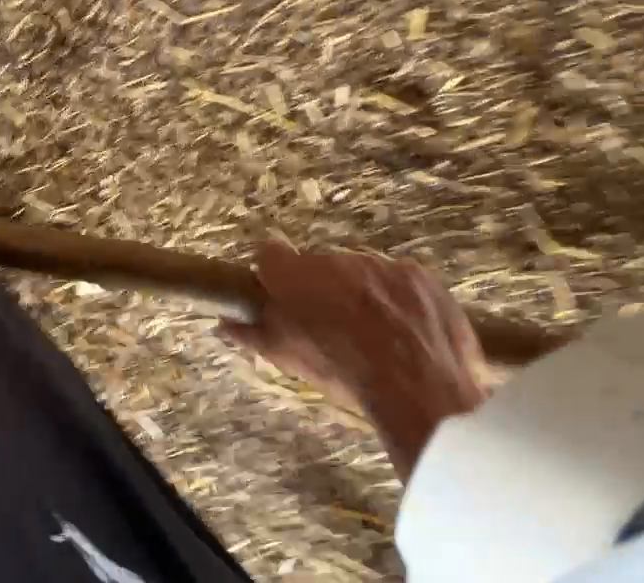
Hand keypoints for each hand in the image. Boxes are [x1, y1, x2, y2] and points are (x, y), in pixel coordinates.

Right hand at [223, 241, 488, 480]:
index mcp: (289, 272)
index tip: (279, 291)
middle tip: (331, 319)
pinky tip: (405, 323)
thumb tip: (223, 323)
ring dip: (360, 289)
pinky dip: (398, 295)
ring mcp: (378, 264)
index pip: (267, 252)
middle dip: (321, 285)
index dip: (273, 272)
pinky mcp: (419, 275)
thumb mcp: (284, 356)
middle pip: (318, 264)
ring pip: (360, 270)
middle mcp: (330, 258)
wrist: (420, 391)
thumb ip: (249, 332)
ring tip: (374, 327)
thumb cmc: (340, 370)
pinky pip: (400, 277)